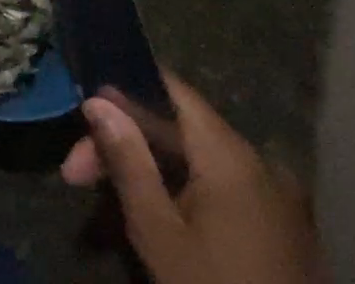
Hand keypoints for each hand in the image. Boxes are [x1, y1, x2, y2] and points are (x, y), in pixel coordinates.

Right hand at [62, 73, 324, 283]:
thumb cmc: (211, 282)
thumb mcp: (156, 227)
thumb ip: (127, 159)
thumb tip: (97, 102)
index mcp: (230, 156)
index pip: (173, 91)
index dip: (125, 90)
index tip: (82, 107)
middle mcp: (259, 162)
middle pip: (178, 129)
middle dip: (124, 141)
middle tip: (74, 172)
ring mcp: (276, 193)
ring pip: (196, 157)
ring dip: (147, 165)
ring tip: (104, 191)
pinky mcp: (280, 221)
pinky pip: (220, 181)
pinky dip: (180, 183)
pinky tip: (152, 206)